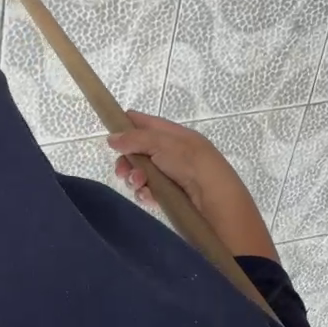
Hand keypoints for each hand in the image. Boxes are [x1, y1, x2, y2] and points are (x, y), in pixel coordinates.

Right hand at [108, 109, 277, 260]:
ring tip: (140, 185)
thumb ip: (135, 139)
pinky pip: (147, 191)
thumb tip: (111, 138)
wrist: (217, 203)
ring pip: (140, 173)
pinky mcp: (170, 195)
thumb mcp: (162, 144)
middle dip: (127, 160)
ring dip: (134, 178)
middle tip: (122, 172)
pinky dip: (144, 193)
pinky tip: (148, 197)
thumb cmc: (192, 166)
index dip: (126, 126)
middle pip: (137, 151)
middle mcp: (172, 153)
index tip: (110, 137)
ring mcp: (171, 175)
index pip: (145, 124)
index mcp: (174, 136)